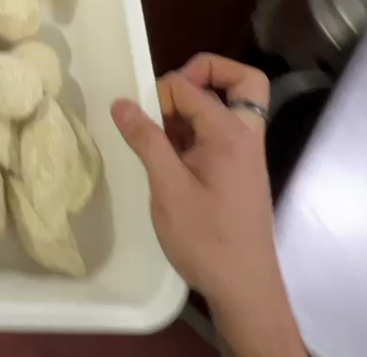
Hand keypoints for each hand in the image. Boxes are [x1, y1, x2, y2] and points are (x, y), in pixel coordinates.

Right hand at [112, 54, 301, 356]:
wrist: (245, 293)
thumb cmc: (208, 240)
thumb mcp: (168, 189)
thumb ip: (146, 140)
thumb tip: (121, 102)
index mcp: (232, 135)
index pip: (191, 86)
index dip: (160, 94)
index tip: (141, 122)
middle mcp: (245, 137)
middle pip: (240, 81)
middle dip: (203, 72)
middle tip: (168, 95)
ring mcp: (244, 155)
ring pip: (228, 104)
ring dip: (193, 104)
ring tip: (160, 132)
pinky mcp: (236, 171)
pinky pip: (218, 131)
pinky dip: (193, 128)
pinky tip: (167, 155)